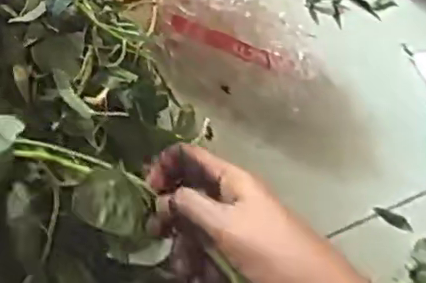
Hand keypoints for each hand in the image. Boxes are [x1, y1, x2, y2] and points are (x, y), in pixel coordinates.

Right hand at [149, 144, 365, 282]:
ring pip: (199, 226)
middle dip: (171, 213)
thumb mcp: (226, 225)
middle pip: (189, 192)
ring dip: (184, 244)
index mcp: (231, 180)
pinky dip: (202, 262)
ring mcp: (242, 229)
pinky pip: (215, 251)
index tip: (149, 189)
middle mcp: (234, 198)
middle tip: (156, 232)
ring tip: (180, 269)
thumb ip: (187, 204)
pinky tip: (195, 276)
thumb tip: (162, 199)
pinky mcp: (249, 256)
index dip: (163, 165)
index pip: (186, 154)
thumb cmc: (276, 254)